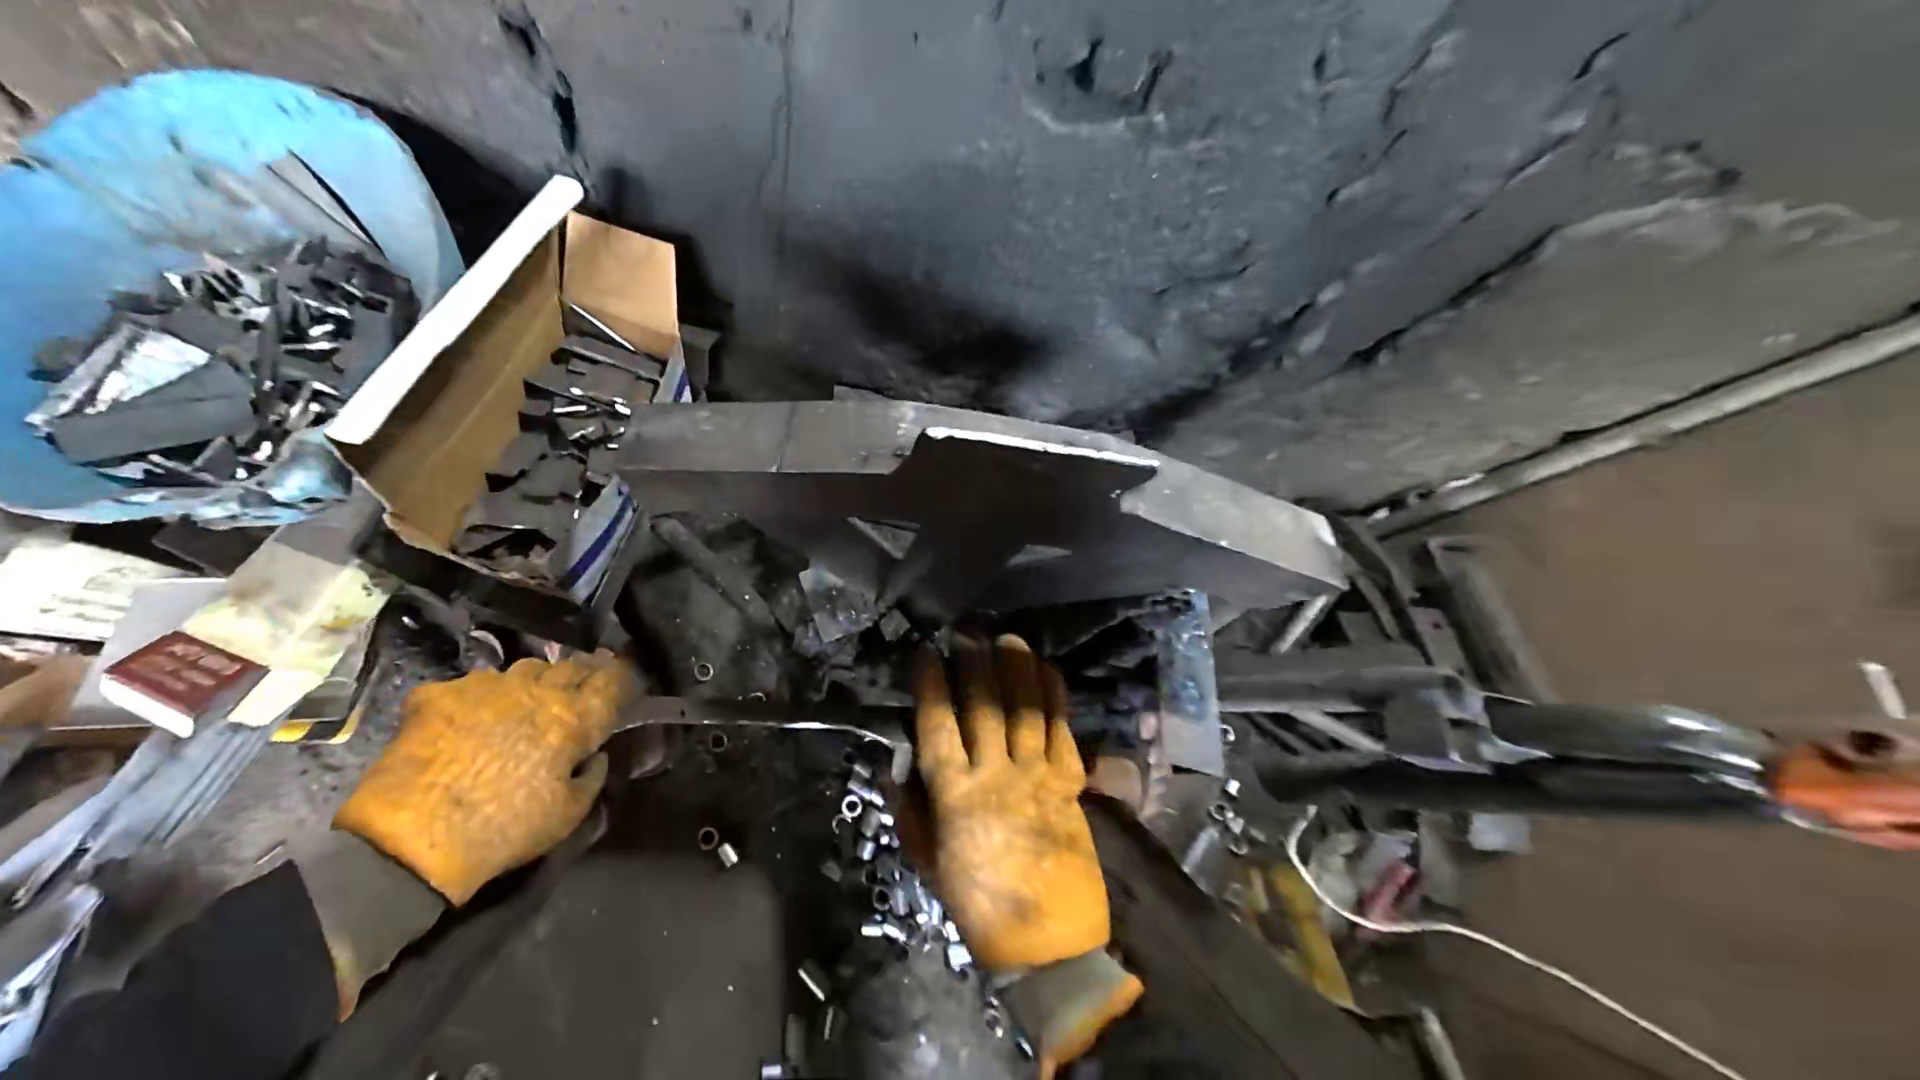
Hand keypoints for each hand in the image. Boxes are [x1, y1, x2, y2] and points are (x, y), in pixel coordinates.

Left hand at [334, 651, 634, 903]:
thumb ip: (592, 776)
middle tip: (578, 689)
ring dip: (534, 680)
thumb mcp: (570, 814)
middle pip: (569, 665)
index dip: (622, 674)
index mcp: (574, 718)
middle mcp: (536, 691)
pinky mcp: (439, 695)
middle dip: (580, 673)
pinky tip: (470, 717)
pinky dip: (479, 696)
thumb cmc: (505, 831)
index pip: (611, 679)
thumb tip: (595, 755)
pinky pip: (472, 683)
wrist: (410, 842)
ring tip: (527, 699)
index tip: (623, 677)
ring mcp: (486, 687)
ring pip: (523, 667)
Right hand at [914, 634, 1109, 970]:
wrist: (1048, 945)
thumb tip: (902, 763)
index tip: (925, 653)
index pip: (937, 725)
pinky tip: (1048, 671)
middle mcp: (996, 775)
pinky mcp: (1070, 784)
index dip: (930, 684)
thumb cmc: (979, 905)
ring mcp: (1037, 777)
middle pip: (983, 706)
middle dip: (973, 663)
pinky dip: (1055, 697)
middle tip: (967, 634)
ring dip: (1016, 669)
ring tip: (1008, 638)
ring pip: (1025, 709)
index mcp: (954, 795)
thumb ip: (912, 809)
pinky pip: (1063, 730)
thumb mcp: (929, 862)